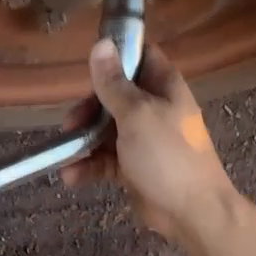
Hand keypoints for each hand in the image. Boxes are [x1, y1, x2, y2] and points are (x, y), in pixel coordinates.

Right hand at [61, 40, 239, 245]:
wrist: (191, 211)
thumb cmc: (167, 156)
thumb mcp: (137, 114)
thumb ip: (114, 84)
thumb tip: (100, 44)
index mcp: (163, 86)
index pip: (139, 56)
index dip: (114, 58)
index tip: (87, 69)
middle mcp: (154, 109)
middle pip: (114, 97)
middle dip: (88, 109)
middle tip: (69, 125)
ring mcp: (144, 140)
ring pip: (106, 131)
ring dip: (83, 142)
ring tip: (64, 155)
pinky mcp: (134, 168)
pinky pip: (106, 161)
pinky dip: (89, 167)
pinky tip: (71, 176)